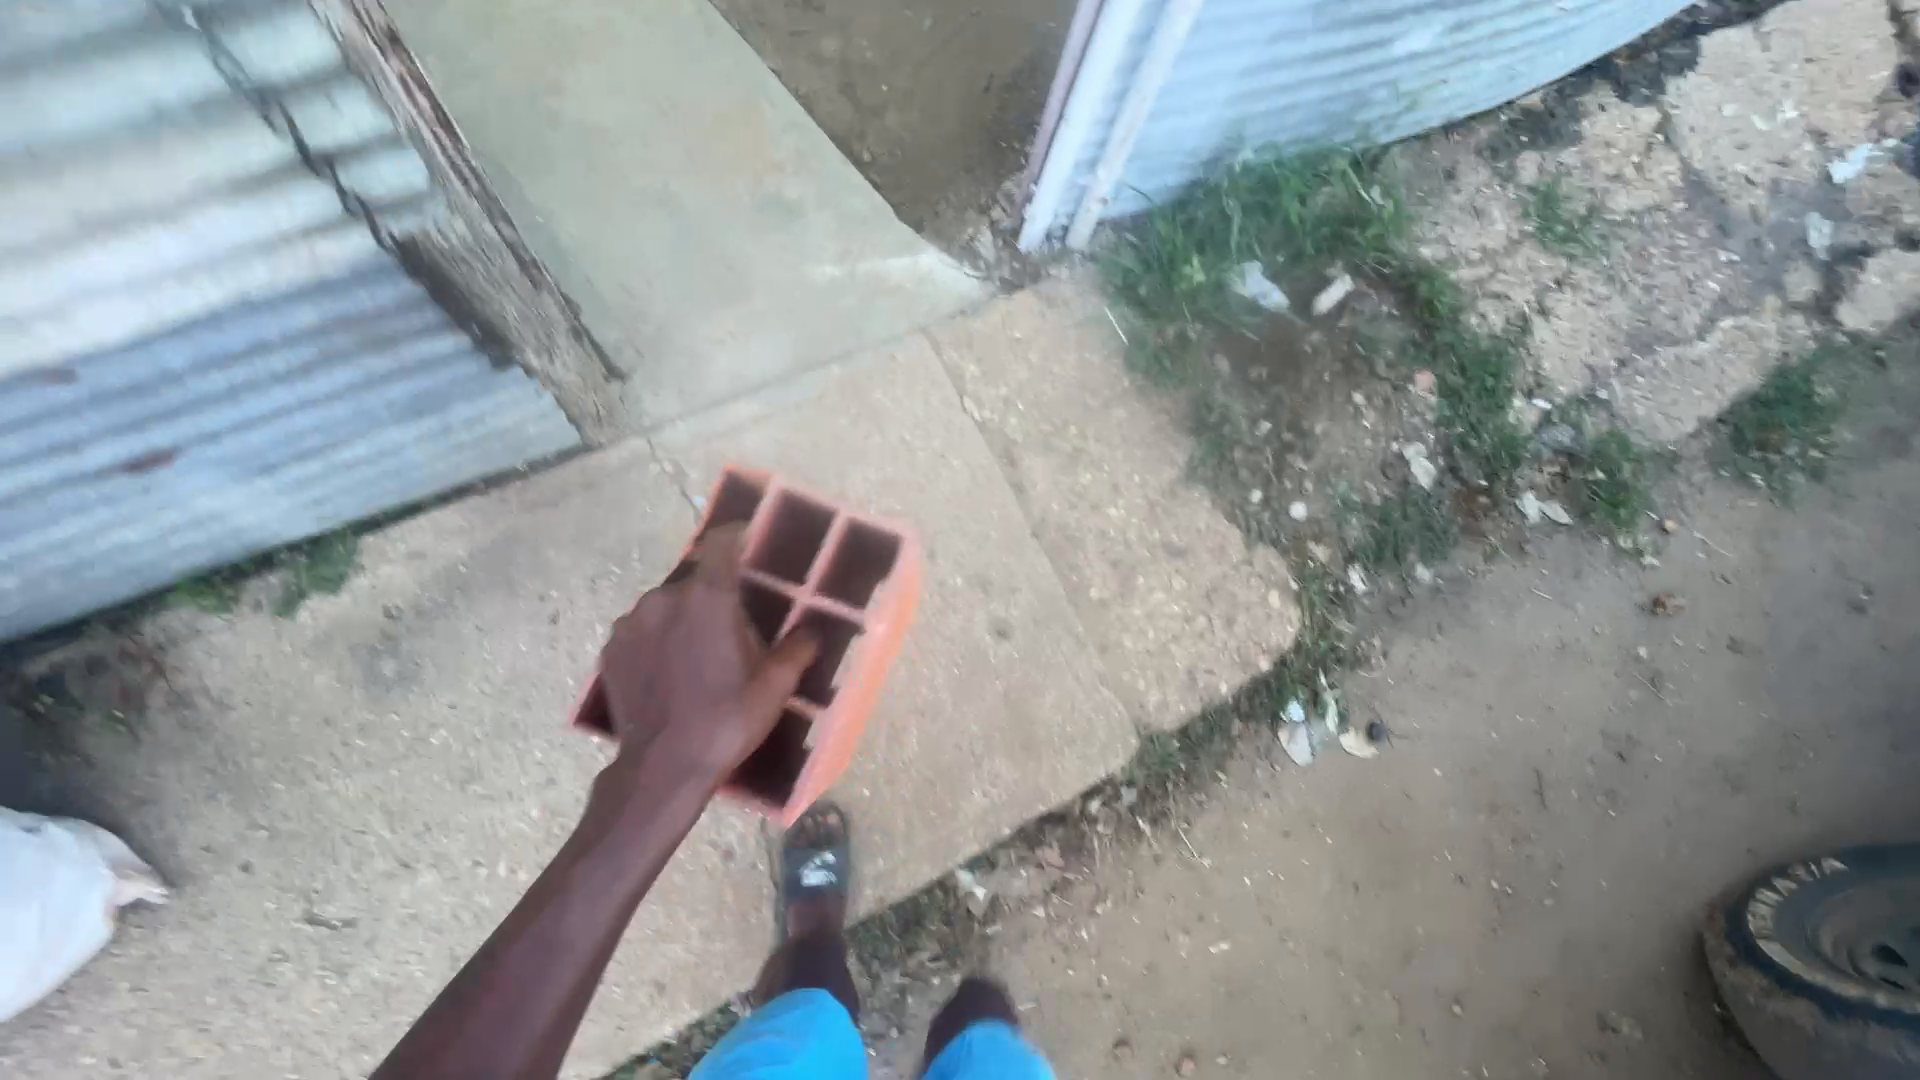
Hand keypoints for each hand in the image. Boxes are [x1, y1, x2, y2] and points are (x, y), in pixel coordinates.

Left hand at [598, 525, 817, 782]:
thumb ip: (797, 649)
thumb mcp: (776, 685)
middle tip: (730, 624)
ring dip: (683, 616)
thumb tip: (812, 632)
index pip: (720, 544)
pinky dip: (657, 638)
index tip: (745, 536)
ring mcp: (632, 623)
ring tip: (698, 653)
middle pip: (694, 578)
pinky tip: (670, 670)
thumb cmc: (728, 719)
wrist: (664, 766)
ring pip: (665, 604)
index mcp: (709, 598)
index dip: (734, 534)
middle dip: (713, 592)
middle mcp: (665, 598)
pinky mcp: (611, 648)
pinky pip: (641, 629)